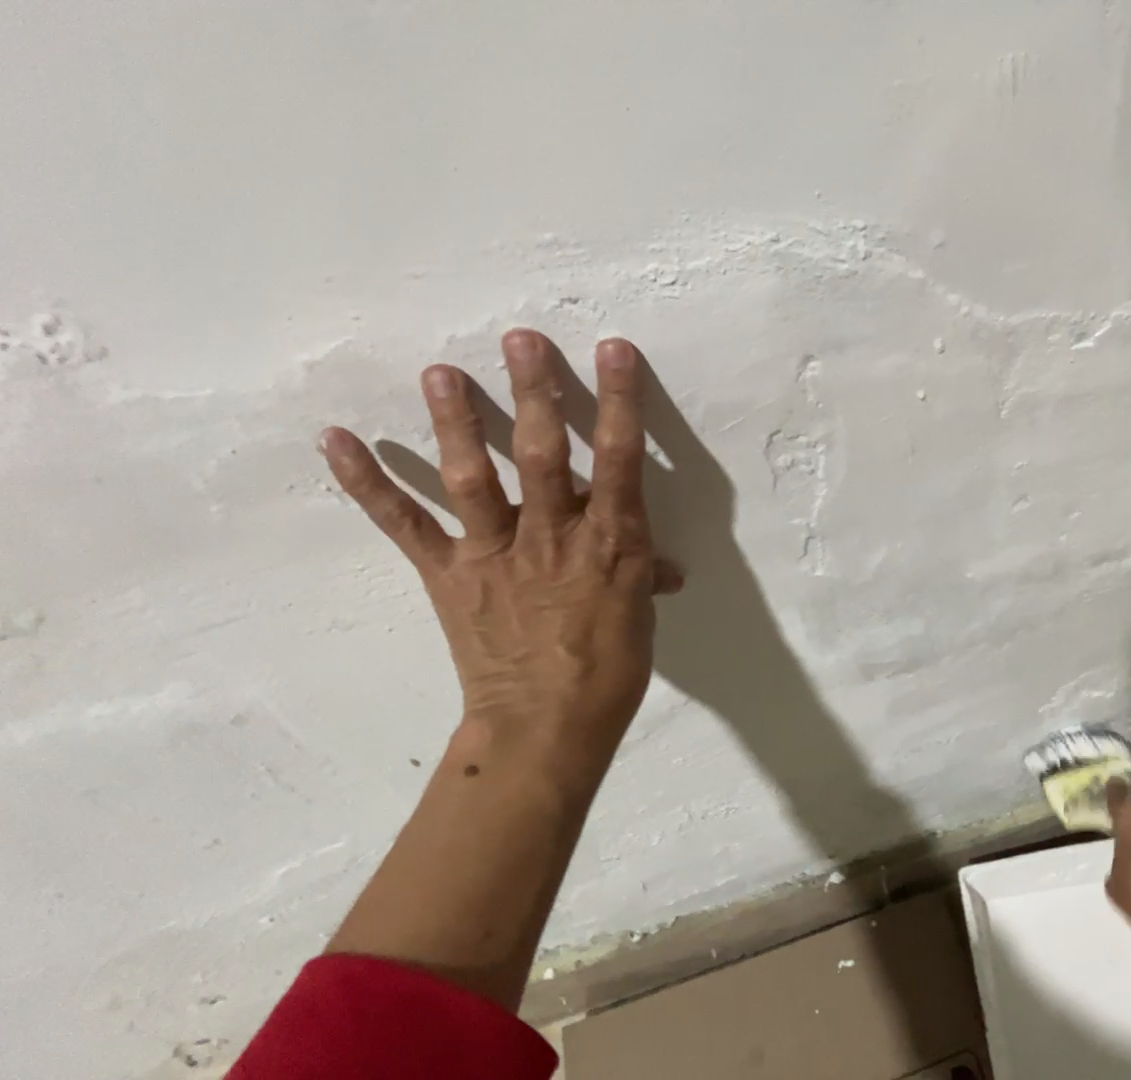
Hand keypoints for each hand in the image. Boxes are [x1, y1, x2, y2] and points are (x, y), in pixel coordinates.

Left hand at [319, 329, 682, 764]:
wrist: (547, 727)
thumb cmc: (610, 671)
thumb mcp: (640, 616)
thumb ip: (644, 576)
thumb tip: (662, 566)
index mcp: (611, 544)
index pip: (617, 461)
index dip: (617, 403)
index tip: (612, 352)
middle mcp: (553, 538)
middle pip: (542, 454)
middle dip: (534, 393)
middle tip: (520, 339)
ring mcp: (495, 554)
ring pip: (474, 478)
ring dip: (455, 423)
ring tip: (440, 372)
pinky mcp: (448, 576)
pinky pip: (405, 525)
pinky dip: (368, 483)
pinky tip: (337, 440)